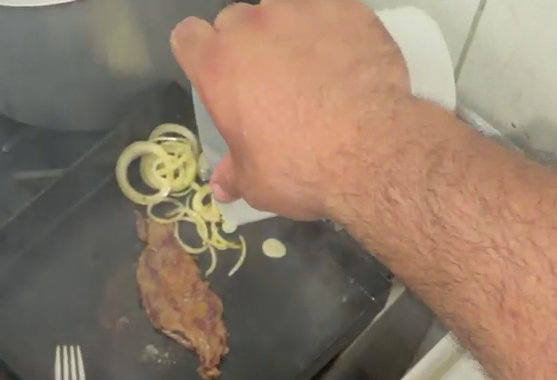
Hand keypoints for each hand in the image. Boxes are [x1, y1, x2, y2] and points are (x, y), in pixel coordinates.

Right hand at [171, 0, 412, 218]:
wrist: (368, 149)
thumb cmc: (299, 169)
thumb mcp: (257, 184)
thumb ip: (235, 175)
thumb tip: (220, 185)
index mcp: (219, 67)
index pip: (187, 38)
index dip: (200, 56)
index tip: (217, 77)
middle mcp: (252, 27)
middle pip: (234, 22)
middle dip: (245, 47)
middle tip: (268, 85)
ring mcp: (299, 9)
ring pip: (280, 9)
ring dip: (287, 34)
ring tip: (309, 70)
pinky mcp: (343, 8)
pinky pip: (327, 10)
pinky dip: (330, 31)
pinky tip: (343, 61)